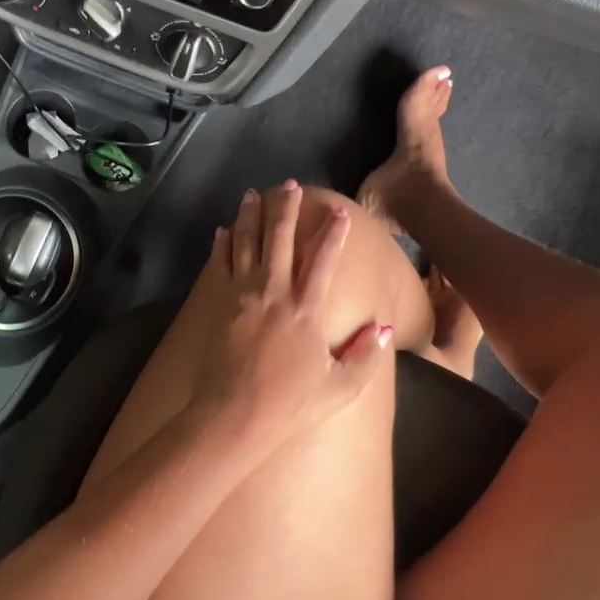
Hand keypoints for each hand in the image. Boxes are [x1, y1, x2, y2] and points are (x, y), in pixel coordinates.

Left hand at [195, 182, 391, 451]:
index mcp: (306, 309)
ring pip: (246, 241)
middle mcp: (274, 291)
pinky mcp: (217, 301)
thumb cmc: (290, 404)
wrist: (234, 413)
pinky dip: (222, 242)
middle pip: (280, 237)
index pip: (324, 259)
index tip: (340, 212)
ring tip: (254, 194)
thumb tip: (382, 326)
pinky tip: (223, 228)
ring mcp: (242, 293)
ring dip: (251, 215)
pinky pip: (219, 262)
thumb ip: (364, 356)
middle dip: (287, 207)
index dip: (333, 233)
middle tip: (290, 185)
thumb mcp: (340, 387)